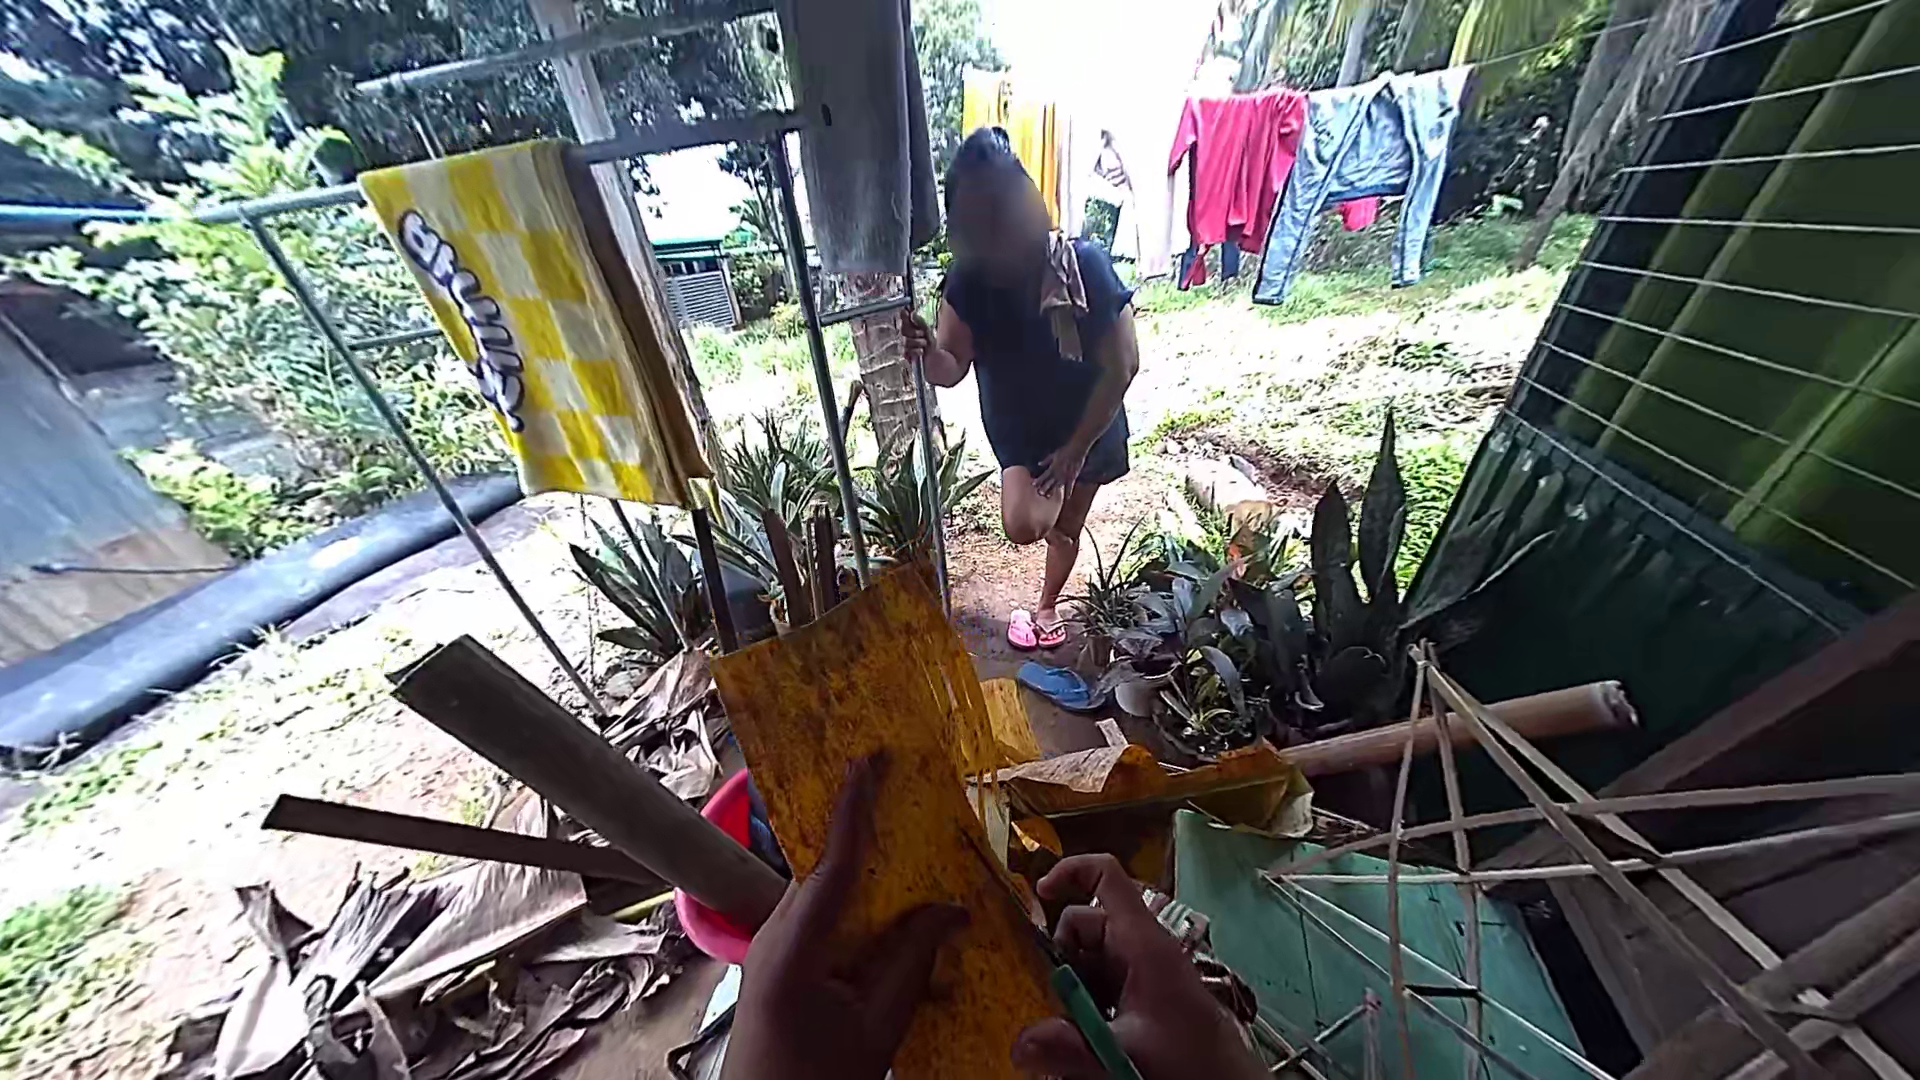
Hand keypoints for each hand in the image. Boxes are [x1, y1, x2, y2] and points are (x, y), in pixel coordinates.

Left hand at [723, 755, 969, 1079]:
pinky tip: (878, 895)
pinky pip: (819, 907)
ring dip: (856, 858)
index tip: (867, 760)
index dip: (853, 807)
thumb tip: (953, 910)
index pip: (834, 863)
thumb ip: (913, 961)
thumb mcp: (877, 1031)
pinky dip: (849, 891)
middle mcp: (776, 931)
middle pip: (825, 864)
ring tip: (894, 831)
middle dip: (858, 822)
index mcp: (794, 949)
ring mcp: (771, 941)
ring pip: (821, 883)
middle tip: (890, 780)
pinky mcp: (778, 953)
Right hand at [900, 310, 933, 365]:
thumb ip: (919, 321)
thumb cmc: (929, 340)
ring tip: (925, 343)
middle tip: (923, 334)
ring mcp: (902, 343)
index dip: (903, 315)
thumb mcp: (926, 329)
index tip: (909, 315)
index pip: (902, 317)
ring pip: (905, 341)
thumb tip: (912, 313)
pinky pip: (905, 351)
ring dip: (917, 342)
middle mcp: (903, 333)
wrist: (933, 355)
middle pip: (902, 329)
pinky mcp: (904, 353)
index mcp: (908, 324)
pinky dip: (915, 351)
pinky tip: (921, 351)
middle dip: (914, 332)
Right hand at [1012, 855, 1267, 1079]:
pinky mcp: (1147, 999)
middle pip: (1087, 923)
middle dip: (1062, 955)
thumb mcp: (1126, 1055)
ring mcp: (1144, 973)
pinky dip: (1088, 1005)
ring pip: (1092, 960)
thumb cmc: (1192, 1066)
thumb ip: (1071, 1050)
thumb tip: (1019, 1044)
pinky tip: (1084, 1039)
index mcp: (1141, 941)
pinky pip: (1104, 986)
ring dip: (1073, 985)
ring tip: (1065, 1027)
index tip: (1039, 893)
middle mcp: (1141, 948)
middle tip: (1050, 996)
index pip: (1106, 876)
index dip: (1070, 870)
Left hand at [1034, 441, 1088, 499]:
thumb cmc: (1064, 451)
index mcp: (1052, 468)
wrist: (1076, 451)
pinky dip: (1069, 492)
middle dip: (1044, 487)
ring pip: (1057, 485)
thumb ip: (1046, 461)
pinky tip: (1067, 498)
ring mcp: (1065, 477)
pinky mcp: (1072, 478)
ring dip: (1053, 490)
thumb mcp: (1053, 455)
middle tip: (1039, 493)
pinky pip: (1070, 486)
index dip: (1038, 480)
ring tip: (1048, 496)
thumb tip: (1039, 464)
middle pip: (1049, 482)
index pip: (1044, 476)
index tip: (1033, 485)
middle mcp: (1058, 474)